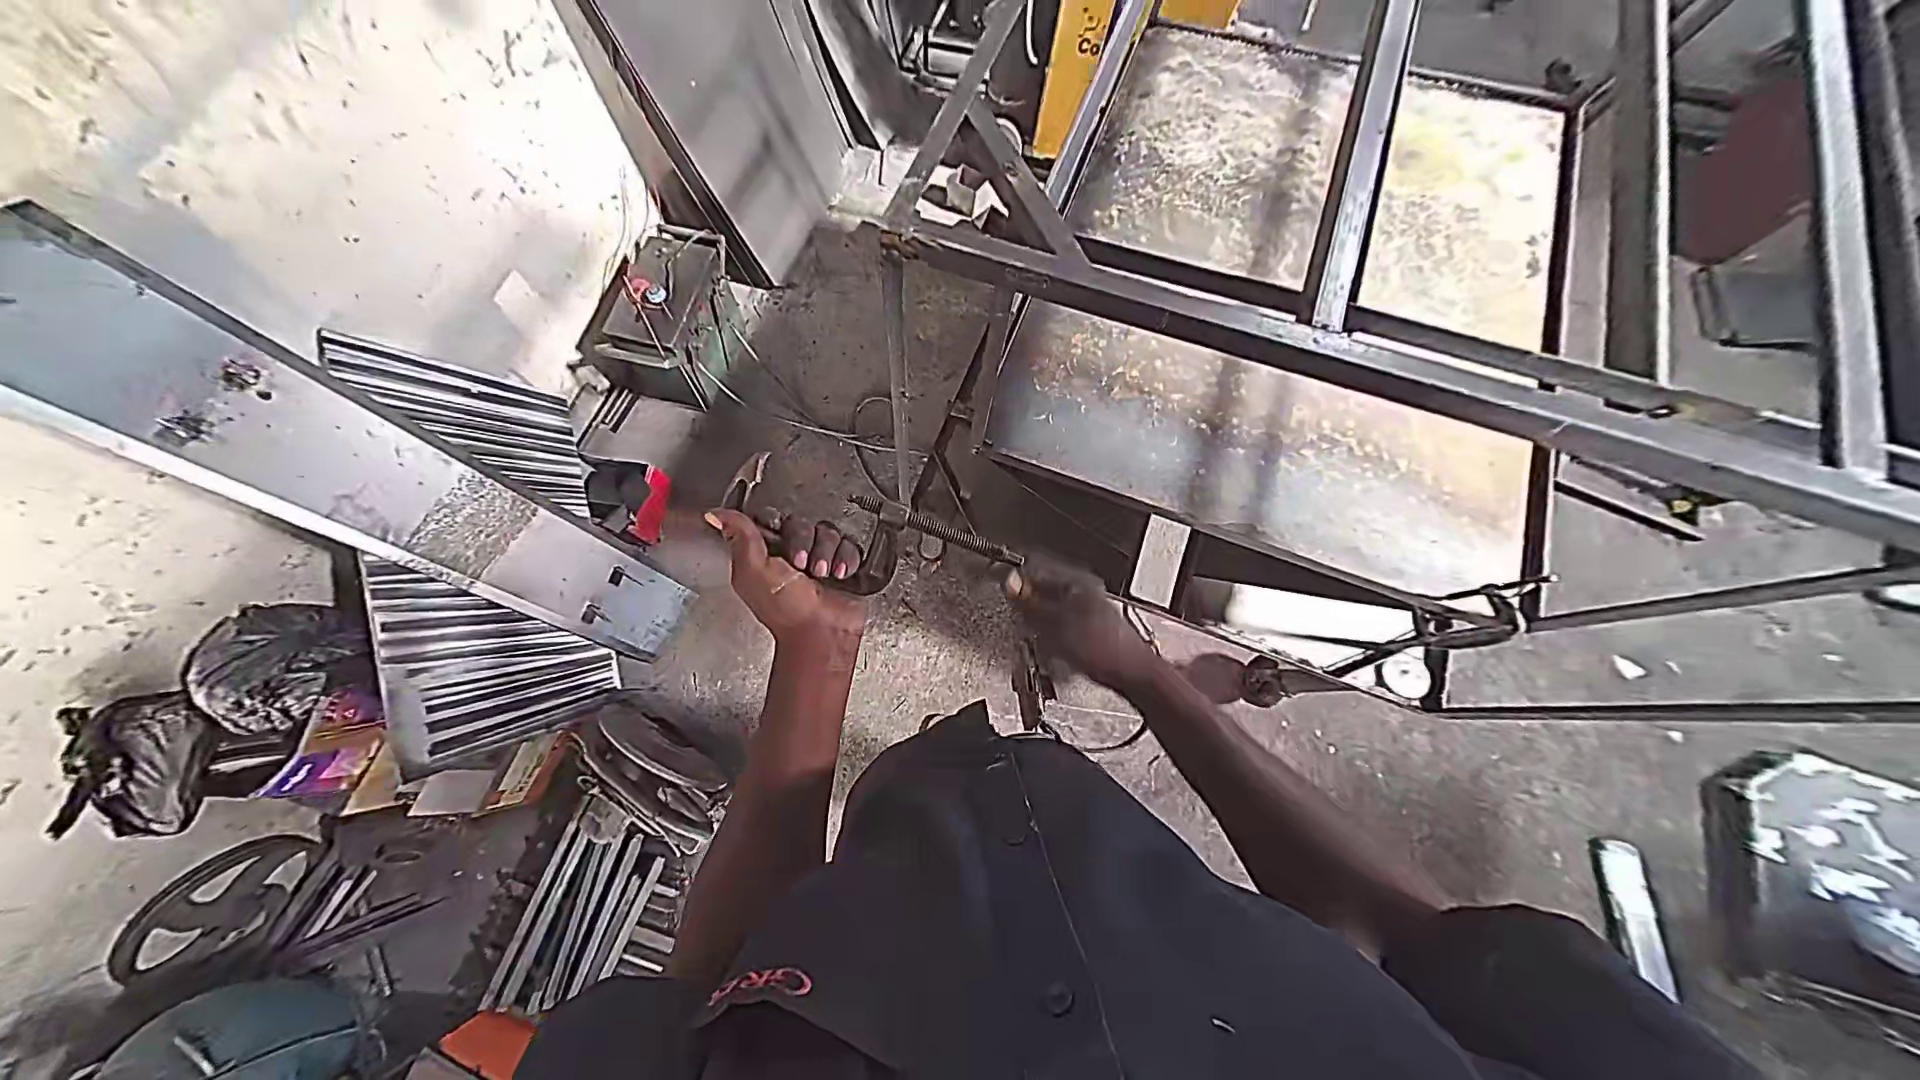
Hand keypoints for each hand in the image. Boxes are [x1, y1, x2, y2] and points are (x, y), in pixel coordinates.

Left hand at [706, 509, 865, 645]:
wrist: (821, 632)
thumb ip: (739, 537)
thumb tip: (715, 514)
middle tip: (804, 565)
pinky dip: (846, 559)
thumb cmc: (786, 611)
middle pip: (804, 524)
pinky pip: (850, 545)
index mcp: (765, 554)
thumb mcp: (753, 571)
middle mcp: (792, 555)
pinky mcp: (843, 566)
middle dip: (806, 543)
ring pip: (828, 533)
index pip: (774, 519)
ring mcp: (820, 560)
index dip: (781, 527)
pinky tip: (839, 575)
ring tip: (823, 574)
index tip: (783, 542)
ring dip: (827, 553)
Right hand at [1004, 556, 1158, 691]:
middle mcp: (1084, 591)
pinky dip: (1050, 632)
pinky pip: (1060, 623)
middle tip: (1016, 616)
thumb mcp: (1054, 625)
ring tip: (1035, 635)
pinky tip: (1051, 645)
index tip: (999, 585)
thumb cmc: (1104, 649)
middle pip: (1042, 588)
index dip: (1014, 576)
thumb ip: (1029, 603)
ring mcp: (1088, 609)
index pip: (1036, 566)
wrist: (1132, 675)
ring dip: (1037, 620)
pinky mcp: (1089, 628)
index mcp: (1076, 581)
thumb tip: (1009, 584)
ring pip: (1050, 607)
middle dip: (1025, 602)